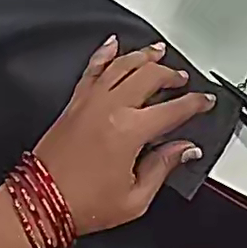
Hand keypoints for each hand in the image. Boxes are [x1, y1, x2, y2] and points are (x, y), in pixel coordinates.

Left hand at [32, 36, 214, 235]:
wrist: (41, 200)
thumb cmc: (83, 203)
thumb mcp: (135, 198)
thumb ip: (163, 166)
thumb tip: (184, 149)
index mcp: (130, 131)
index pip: (173, 109)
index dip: (195, 103)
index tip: (204, 101)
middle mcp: (110, 108)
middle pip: (149, 76)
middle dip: (171, 75)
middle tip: (182, 79)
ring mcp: (90, 100)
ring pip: (122, 64)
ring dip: (143, 56)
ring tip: (157, 51)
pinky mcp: (75, 101)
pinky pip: (92, 68)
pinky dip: (104, 53)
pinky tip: (112, 44)